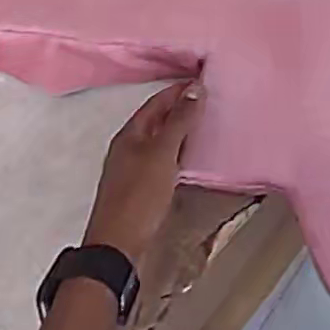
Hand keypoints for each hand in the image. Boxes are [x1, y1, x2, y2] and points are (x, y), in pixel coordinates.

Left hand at [82, 75, 202, 267]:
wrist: (117, 248)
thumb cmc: (139, 195)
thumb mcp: (163, 152)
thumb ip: (180, 120)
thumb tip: (195, 87)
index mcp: (130, 134)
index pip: (158, 101)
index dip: (180, 89)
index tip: (206, 80)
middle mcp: (129, 147)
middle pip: (158, 117)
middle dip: (183, 106)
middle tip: (212, 98)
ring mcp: (133, 167)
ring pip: (161, 137)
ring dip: (182, 127)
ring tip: (208, 120)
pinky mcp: (141, 185)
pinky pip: (163, 155)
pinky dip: (179, 147)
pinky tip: (194, 151)